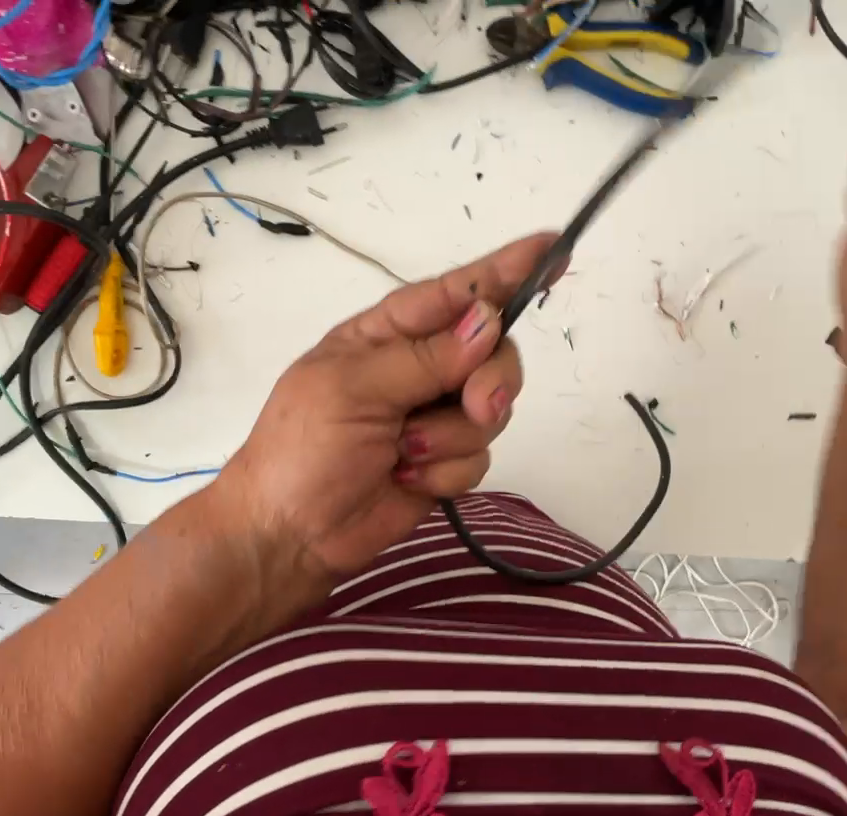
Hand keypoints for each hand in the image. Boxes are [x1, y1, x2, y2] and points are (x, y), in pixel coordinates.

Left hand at [212, 233, 558, 584]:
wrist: (293, 535)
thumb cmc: (303, 450)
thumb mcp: (351, 389)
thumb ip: (423, 358)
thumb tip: (488, 323)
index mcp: (387, 334)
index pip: (455, 293)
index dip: (504, 272)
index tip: (554, 249)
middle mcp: (420, 370)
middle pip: (493, 353)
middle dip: (492, 379)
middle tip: (476, 406)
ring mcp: (435, 419)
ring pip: (492, 410)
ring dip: (451, 438)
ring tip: (405, 456)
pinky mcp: (446, 465)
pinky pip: (479, 458)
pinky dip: (446, 474)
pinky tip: (407, 482)